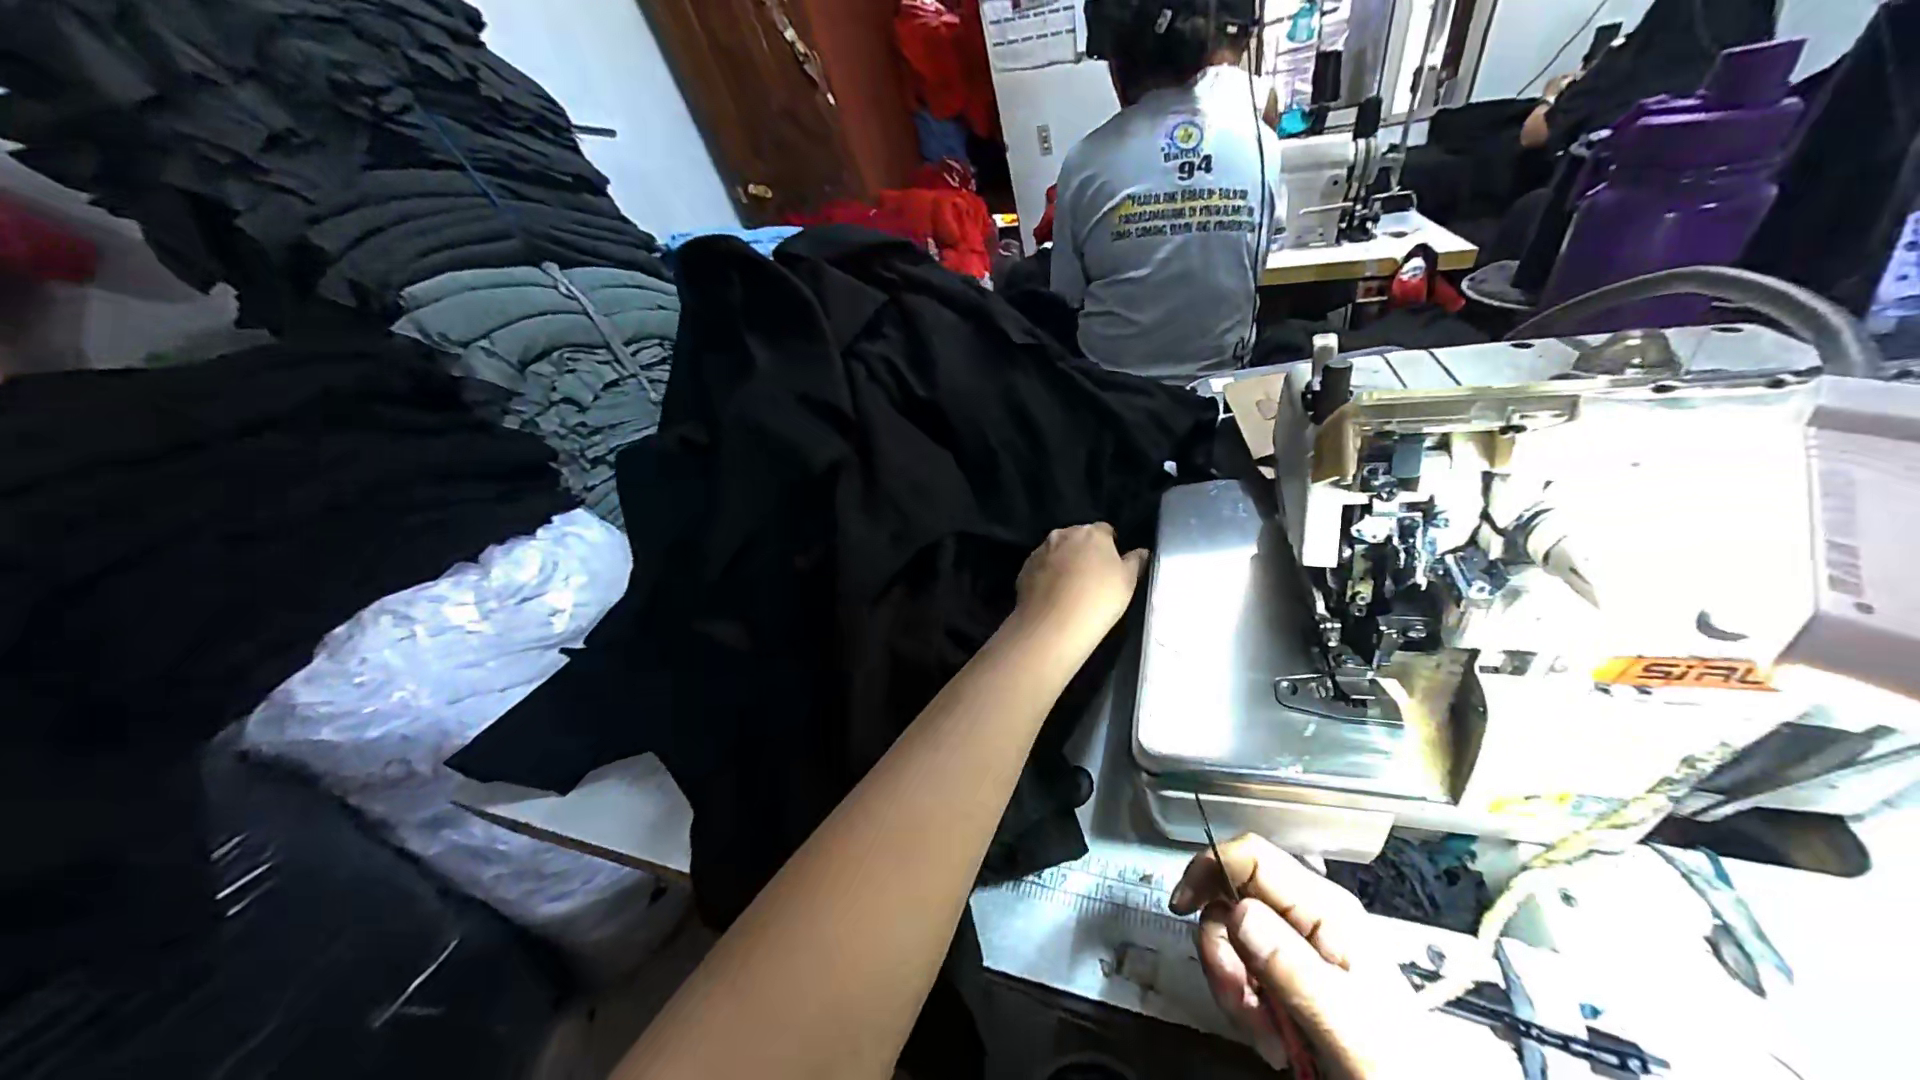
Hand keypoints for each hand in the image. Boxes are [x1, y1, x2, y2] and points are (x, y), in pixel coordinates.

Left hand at [1013, 523, 1146, 643]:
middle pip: (1078, 538)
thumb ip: (1134, 562)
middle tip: (1092, 576)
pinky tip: (1053, 595)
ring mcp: (1040, 550)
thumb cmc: (1099, 599)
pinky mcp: (1024, 568)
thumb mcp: (1127, 582)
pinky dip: (1047, 575)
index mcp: (1091, 533)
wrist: (1054, 624)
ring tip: (1070, 587)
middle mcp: (1063, 534)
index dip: (1110, 545)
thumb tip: (1141, 551)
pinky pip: (1041, 567)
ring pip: (1056, 551)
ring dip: (1064, 561)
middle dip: (1084, 551)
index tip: (1112, 565)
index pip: (1105, 530)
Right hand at [1171, 834, 1497, 1078]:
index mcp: (1326, 909)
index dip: (1209, 867)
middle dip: (1222, 951)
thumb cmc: (1395, 1067)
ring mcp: (1298, 944)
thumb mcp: (1346, 1024)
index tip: (1181, 906)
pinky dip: (1243, 1002)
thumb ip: (1291, 967)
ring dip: (1232, 986)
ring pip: (1230, 937)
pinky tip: (1270, 1035)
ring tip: (1265, 1034)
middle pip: (1230, 899)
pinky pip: (1242, 969)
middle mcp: (1308, 916)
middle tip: (1241, 1002)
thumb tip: (1237, 910)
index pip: (1251, 854)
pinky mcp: (1289, 972)